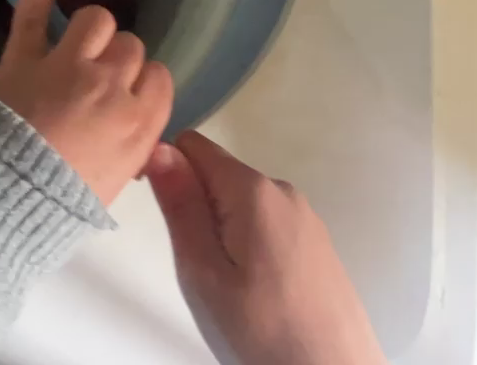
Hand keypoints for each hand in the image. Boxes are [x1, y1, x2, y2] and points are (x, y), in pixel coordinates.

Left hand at [0, 0, 172, 204]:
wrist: (4, 199)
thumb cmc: (58, 206)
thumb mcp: (110, 189)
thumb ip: (130, 153)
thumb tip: (138, 138)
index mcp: (138, 123)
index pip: (158, 77)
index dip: (141, 81)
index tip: (126, 92)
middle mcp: (110, 85)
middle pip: (129, 47)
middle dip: (116, 58)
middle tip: (94, 79)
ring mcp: (66, 66)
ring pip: (96, 19)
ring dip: (91, 29)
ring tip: (77, 42)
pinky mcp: (24, 57)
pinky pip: (33, 14)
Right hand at [145, 132, 385, 364]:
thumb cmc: (264, 331)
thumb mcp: (204, 272)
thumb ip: (181, 205)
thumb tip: (159, 147)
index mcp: (252, 189)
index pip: (190, 145)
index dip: (167, 169)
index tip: (167, 218)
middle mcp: (281, 189)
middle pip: (216, 173)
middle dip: (197, 207)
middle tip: (202, 267)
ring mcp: (305, 216)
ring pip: (239, 201)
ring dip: (223, 229)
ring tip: (231, 285)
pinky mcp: (318, 242)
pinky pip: (266, 222)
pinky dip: (250, 243)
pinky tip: (260, 291)